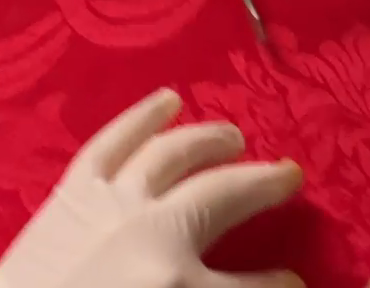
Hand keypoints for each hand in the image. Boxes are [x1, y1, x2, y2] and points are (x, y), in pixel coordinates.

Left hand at [0, 88, 304, 287]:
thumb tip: (256, 282)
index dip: (282, 283)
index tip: (296, 277)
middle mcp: (156, 235)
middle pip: (224, 196)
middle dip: (262, 184)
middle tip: (288, 172)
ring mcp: (112, 203)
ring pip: (172, 155)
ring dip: (208, 140)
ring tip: (234, 135)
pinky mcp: (74, 189)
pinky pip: (115, 140)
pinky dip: (142, 116)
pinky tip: (167, 100)